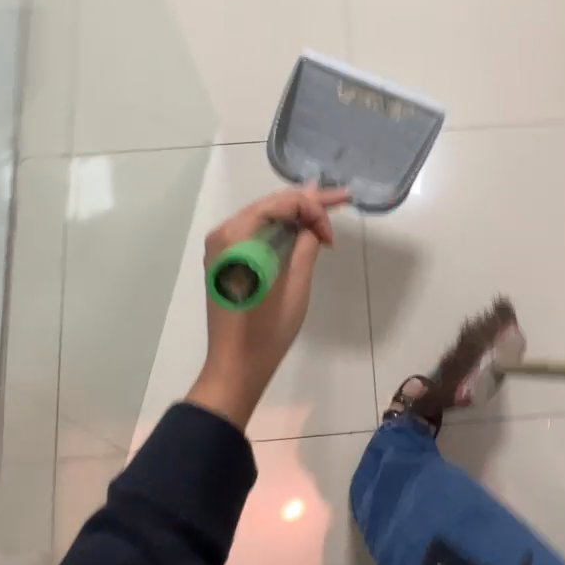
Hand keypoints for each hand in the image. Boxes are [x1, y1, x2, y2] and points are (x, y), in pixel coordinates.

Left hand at [187, 186, 351, 428]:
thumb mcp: (295, 284)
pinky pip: (256, 233)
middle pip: (272, 205)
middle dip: (307, 203)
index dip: (313, 211)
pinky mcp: (226, 261)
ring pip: (265, 217)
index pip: (282, 204)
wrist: (235, 366)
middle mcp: (224, 234)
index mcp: (237, 236)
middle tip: (343, 198)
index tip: (332, 240)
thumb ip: (305, 244)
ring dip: (295, 213)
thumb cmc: (266, 329)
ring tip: (327, 206)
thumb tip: (313, 223)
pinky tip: (301, 224)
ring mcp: (221, 247)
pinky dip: (280, 229)